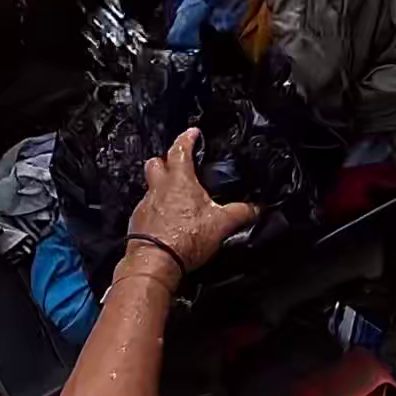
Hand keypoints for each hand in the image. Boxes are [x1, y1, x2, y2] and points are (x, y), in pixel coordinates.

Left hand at [121, 129, 257, 286]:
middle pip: (156, 162)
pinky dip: (157, 209)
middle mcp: (159, 188)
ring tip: (177, 195)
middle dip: (166, 160)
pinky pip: (147, 208)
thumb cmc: (186, 238)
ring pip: (151, 186)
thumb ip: (241, 213)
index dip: (187, 138)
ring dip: (161, 187)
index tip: (193, 133)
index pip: (180, 149)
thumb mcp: (221, 224)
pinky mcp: (138, 222)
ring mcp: (146, 205)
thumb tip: (257, 208)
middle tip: (178, 164)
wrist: (155, 262)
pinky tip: (168, 220)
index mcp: (179, 180)